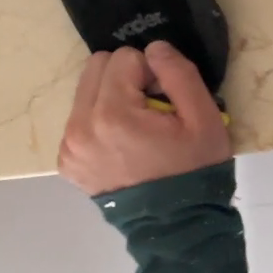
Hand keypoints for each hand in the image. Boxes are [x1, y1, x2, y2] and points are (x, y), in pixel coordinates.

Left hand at [58, 41, 231, 195]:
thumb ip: (179, 74)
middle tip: (153, 106)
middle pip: (96, 67)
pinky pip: (81, 119)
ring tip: (140, 127)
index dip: (152, 71)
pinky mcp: (67, 160)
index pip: (124, 57)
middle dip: (127, 77)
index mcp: (112, 115)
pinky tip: (126, 144)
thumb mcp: (205, 118)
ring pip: (86, 91)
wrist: (176, 223)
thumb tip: (154, 48)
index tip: (167, 98)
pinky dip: (102, 121)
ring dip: (113, 98)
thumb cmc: (194, 168)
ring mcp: (69, 146)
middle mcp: (80, 127)